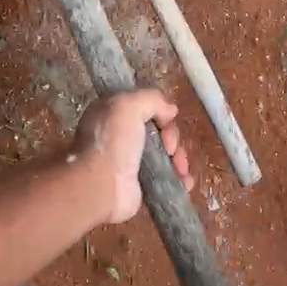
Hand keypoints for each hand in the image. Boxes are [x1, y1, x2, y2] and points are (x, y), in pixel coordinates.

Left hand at [71, 90, 193, 224]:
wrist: (101, 186)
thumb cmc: (112, 140)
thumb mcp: (128, 105)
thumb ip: (152, 99)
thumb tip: (171, 109)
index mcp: (113, 113)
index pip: (144, 106)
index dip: (159, 111)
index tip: (167, 120)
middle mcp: (121, 135)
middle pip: (157, 129)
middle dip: (171, 137)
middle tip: (171, 148)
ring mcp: (130, 161)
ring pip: (164, 154)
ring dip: (178, 159)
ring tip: (182, 169)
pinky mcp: (140, 185)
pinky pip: (165, 177)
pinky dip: (178, 179)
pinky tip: (185, 182)